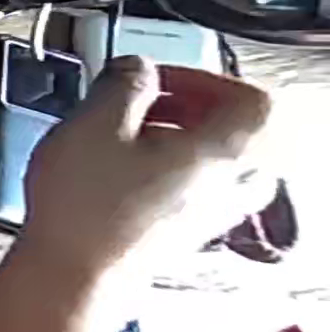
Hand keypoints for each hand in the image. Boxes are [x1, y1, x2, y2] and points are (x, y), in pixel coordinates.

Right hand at [20, 55, 275, 278]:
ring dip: (173, 136)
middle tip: (129, 102)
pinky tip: (117, 171)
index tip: (150, 76)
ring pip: (216, 156)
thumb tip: (137, 67)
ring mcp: (221, 208)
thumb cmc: (86, 199)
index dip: (202, 76)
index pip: (252, 97)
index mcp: (227, 150)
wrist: (80, 263)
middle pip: (237, 128)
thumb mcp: (90, 127)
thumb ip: (120, 88)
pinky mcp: (193, 225)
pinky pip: (196, 182)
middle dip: (183, 106)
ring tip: (117, 137)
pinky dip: (165, 165)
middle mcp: (241, 179)